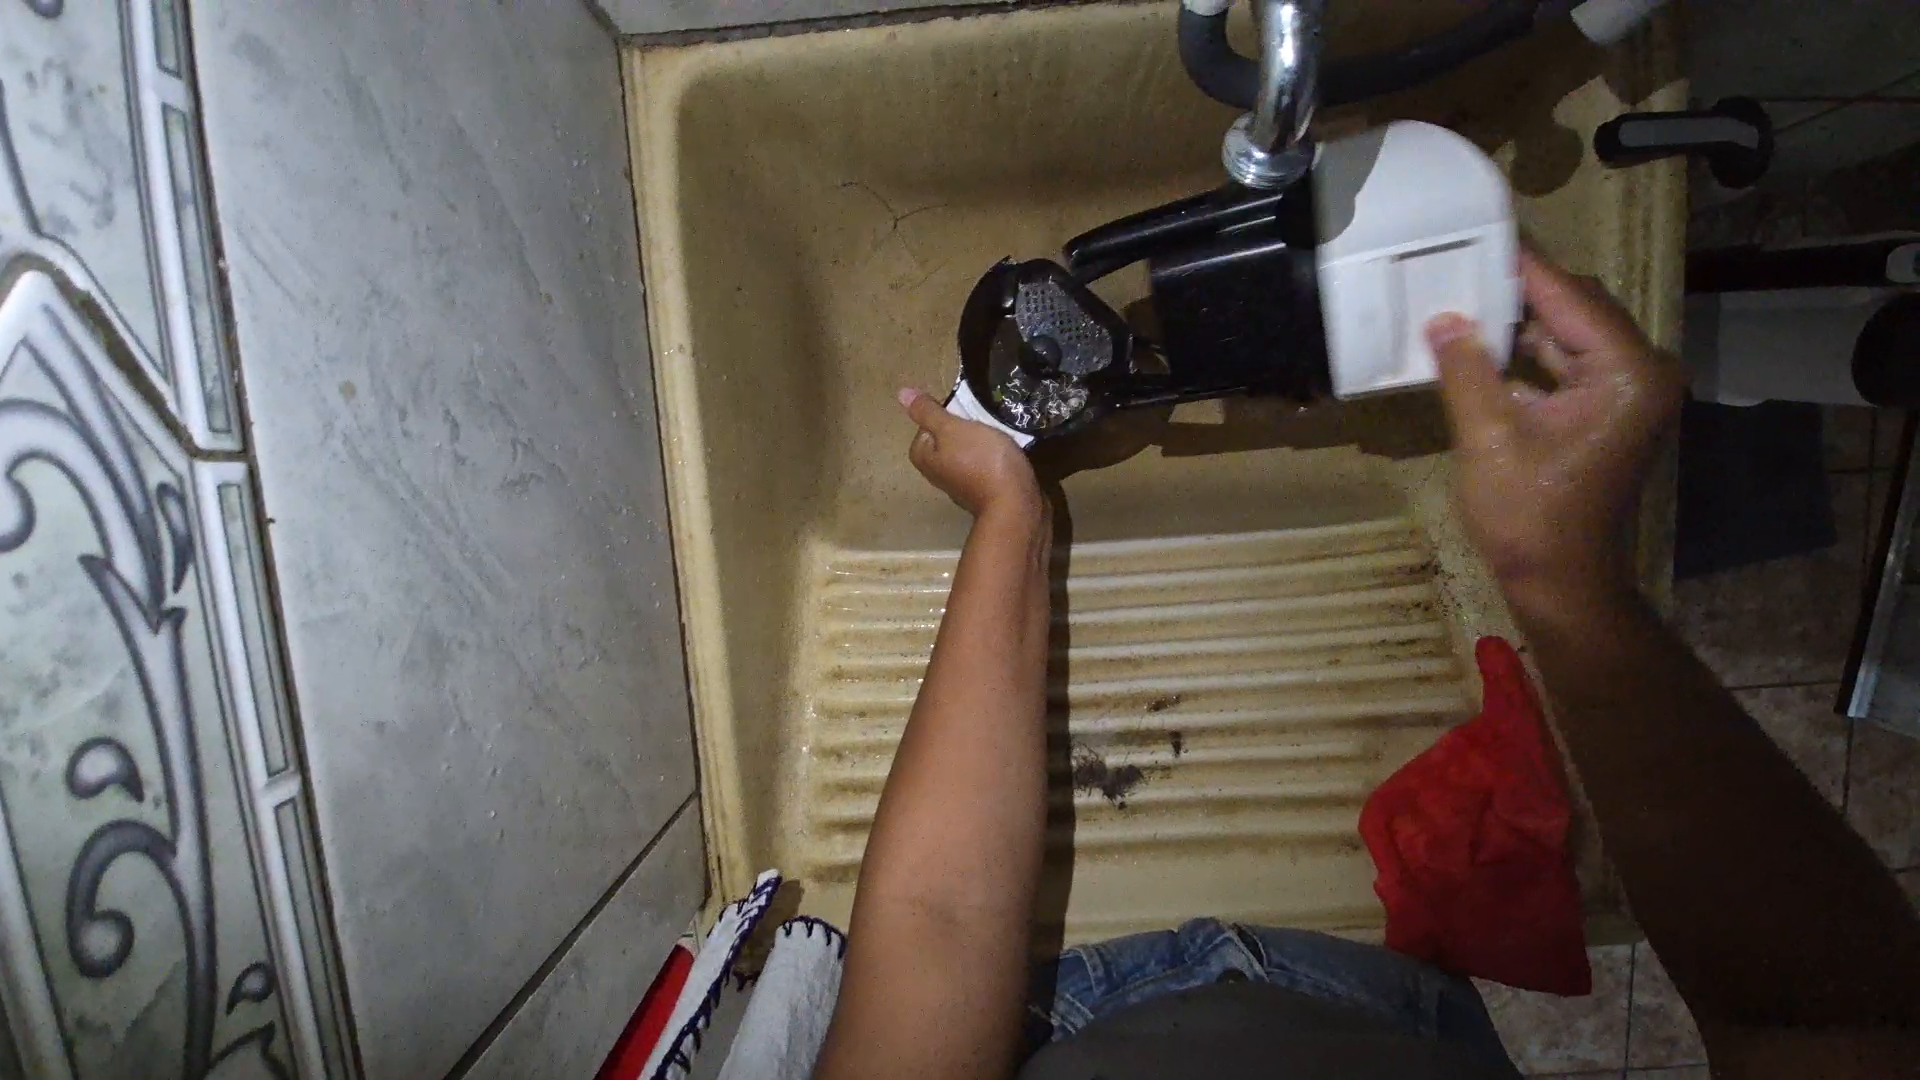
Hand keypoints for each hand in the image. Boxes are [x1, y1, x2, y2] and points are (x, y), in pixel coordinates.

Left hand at [899, 388, 1043, 519]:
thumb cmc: (982, 461)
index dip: (950, 411)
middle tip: (986, 421)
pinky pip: (984, 461)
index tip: (968, 413)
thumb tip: (901, 394)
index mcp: (923, 455)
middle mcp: (935, 471)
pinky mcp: (981, 489)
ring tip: (999, 434)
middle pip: (948, 434)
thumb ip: (928, 412)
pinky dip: (993, 454)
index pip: (930, 420)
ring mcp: (959, 482)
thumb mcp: (952, 429)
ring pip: (968, 447)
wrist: (1015, 504)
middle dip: (967, 425)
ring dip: (983, 438)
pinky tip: (1006, 452)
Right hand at [1428, 251, 1685, 614]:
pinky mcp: (1602, 413)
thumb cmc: (1526, 511)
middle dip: (1522, 292)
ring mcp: (1624, 395)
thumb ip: (1465, 372)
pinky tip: (1479, 347)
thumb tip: (1442, 319)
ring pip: (1567, 338)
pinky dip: (1523, 357)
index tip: (1486, 236)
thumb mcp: (1487, 437)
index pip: (1572, 301)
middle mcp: (1640, 373)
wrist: (1556, 576)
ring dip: (1518, 324)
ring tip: (1465, 299)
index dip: (1526, 270)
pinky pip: (1562, 367)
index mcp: (1628, 373)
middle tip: (1465, 265)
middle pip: (1577, 312)